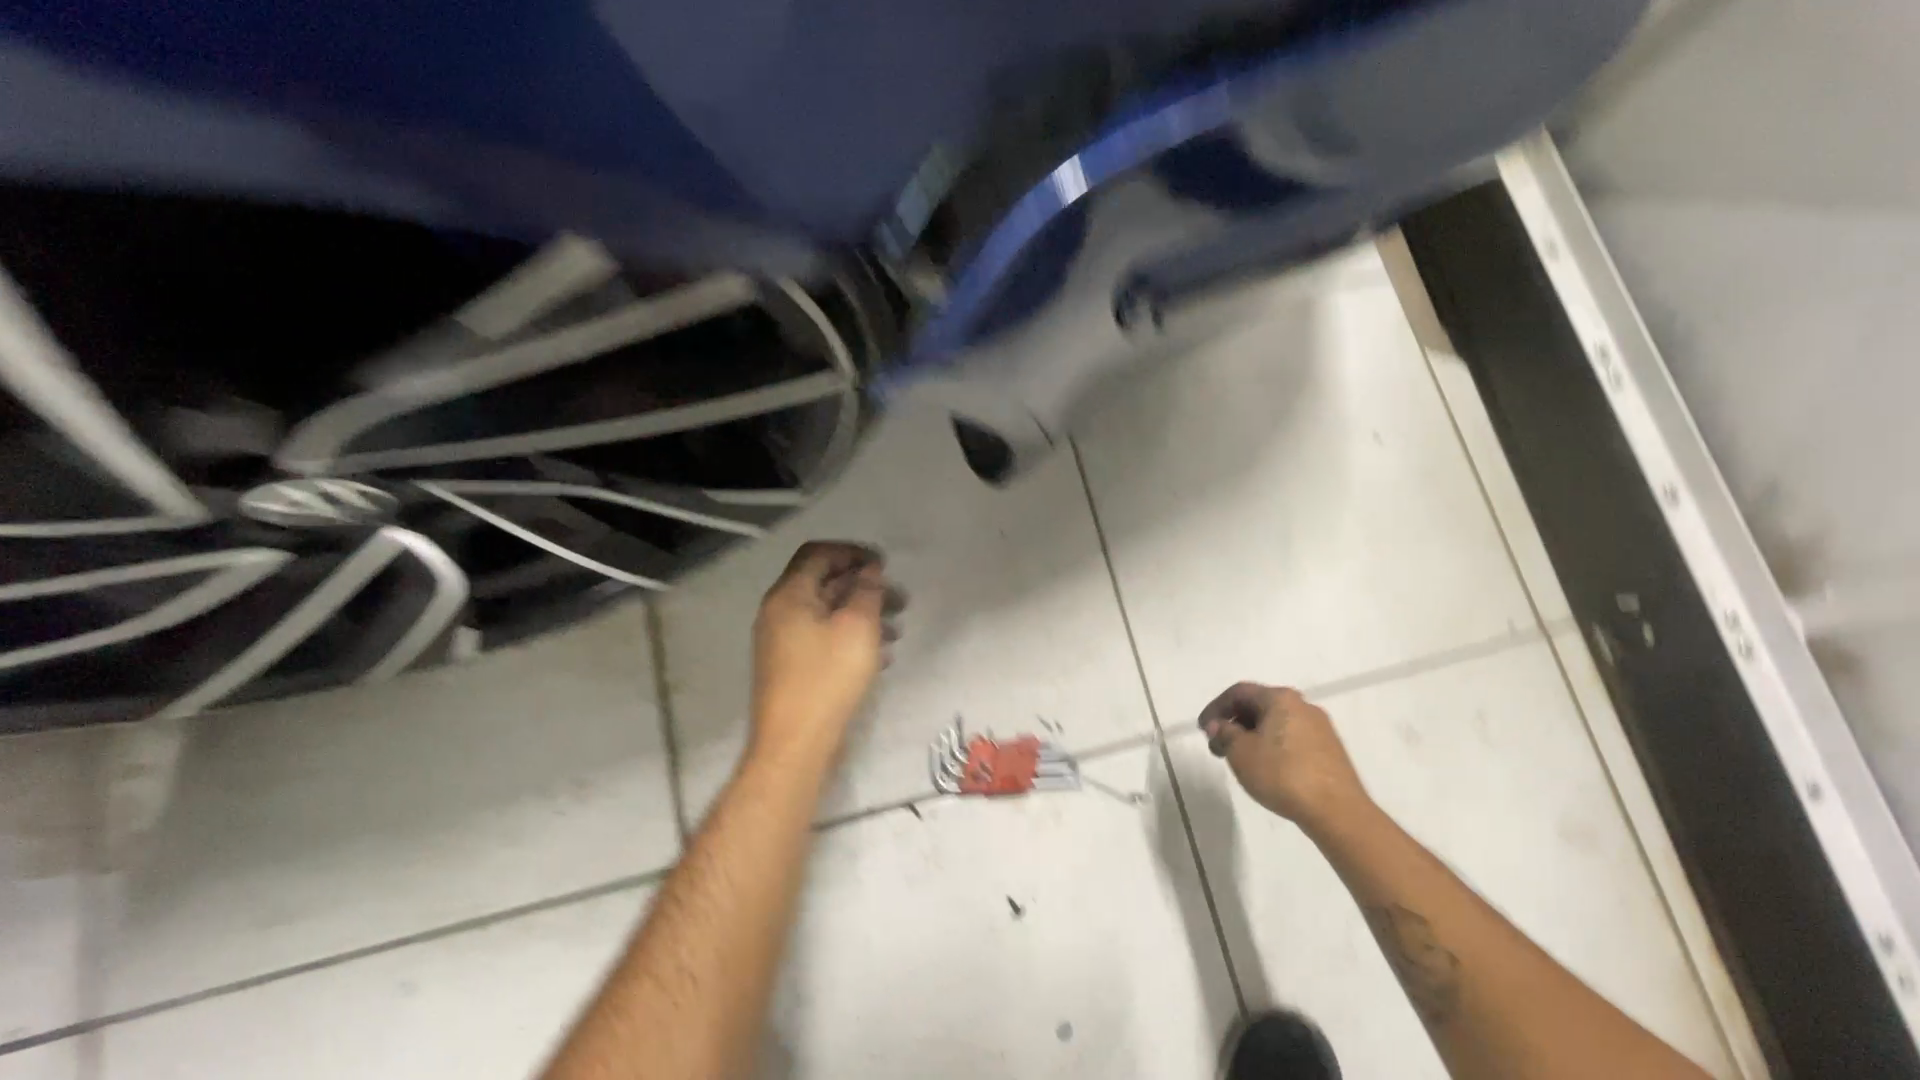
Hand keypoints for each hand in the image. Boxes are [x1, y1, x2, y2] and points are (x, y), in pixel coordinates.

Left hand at [749, 541, 903, 761]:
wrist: (795, 745)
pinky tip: (880, 657)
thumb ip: (866, 592)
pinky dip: (850, 639)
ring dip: (862, 615)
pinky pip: (823, 640)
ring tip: (896, 631)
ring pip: (827, 615)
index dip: (853, 553)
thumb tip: (868, 571)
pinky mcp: (791, 669)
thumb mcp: (858, 627)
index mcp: (789, 595)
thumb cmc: (828, 679)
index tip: (885, 566)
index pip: (818, 554)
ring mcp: (782, 643)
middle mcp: (779, 613)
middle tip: (900, 600)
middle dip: (864, 587)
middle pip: (824, 584)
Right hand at [1198, 682, 1369, 831]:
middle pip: (1259, 705)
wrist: (1337, 810)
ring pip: (1276, 723)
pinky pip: (1291, 738)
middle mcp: (1303, 705)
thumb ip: (1225, 734)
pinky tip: (1267, 768)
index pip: (1239, 692)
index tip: (1203, 730)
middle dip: (1234, 723)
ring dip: (1252, 736)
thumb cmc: (1282, 774)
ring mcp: (1320, 727)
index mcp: (1281, 698)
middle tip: (1218, 747)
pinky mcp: (1329, 749)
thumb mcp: (1241, 753)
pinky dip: (1272, 745)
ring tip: (1240, 760)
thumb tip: (1219, 725)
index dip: (1215, 708)